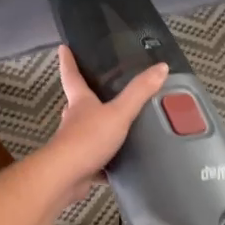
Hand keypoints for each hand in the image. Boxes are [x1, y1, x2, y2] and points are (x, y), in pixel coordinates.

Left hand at [39, 48, 167, 204]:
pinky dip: (106, 159)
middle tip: (100, 90)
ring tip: (119, 126)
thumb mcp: (119, 113)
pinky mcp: (79, 164)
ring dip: (98, 128)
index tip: (63, 48)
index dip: (68, 61)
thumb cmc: (88, 138)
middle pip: (78, 104)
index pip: (72, 75)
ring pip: (86, 131)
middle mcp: (73, 120)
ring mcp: (74, 143)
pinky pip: (94, 158)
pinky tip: (120, 162)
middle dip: (86, 97)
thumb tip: (161, 67)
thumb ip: (139, 92)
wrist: (66, 177)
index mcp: (80, 102)